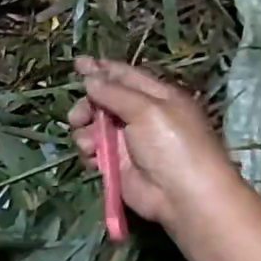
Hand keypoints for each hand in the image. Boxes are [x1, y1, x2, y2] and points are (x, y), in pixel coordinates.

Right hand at [67, 57, 246, 228]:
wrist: (183, 196)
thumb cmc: (172, 144)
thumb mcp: (147, 110)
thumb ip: (115, 93)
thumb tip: (90, 77)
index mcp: (156, 96)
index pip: (124, 76)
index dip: (101, 69)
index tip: (77, 64)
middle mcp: (142, 116)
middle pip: (105, 101)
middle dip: (88, 105)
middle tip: (77, 116)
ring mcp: (129, 142)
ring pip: (96, 127)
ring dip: (85, 131)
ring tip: (88, 143)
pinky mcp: (119, 166)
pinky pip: (95, 152)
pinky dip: (89, 152)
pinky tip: (92, 158)